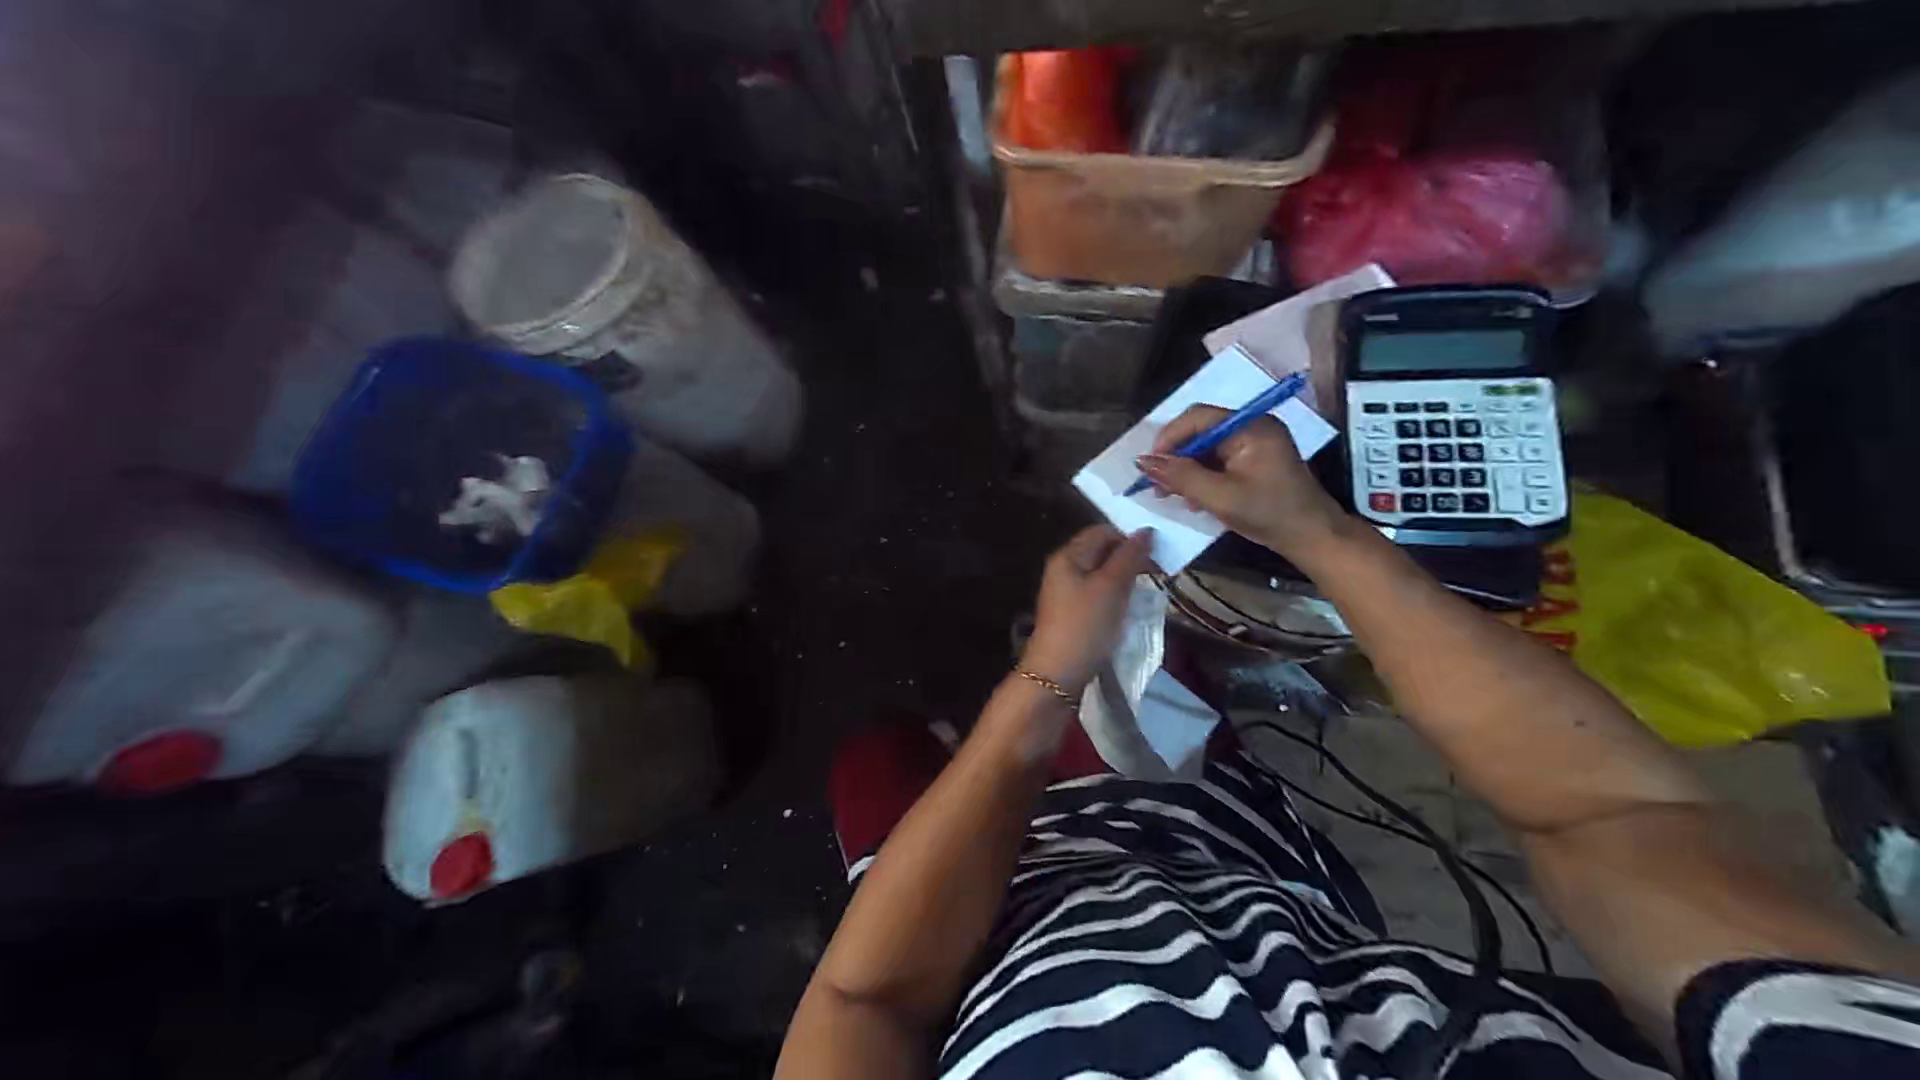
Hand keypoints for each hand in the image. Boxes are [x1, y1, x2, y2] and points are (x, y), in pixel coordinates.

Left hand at [1019, 525, 1153, 694]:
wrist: (1058, 674)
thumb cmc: (1085, 625)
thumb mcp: (1111, 587)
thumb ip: (1129, 557)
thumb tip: (1145, 531)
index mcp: (1067, 556)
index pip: (1102, 532)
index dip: (1129, 536)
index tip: (1157, 551)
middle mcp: (1064, 570)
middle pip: (1101, 552)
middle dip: (1129, 558)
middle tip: (1159, 571)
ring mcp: (1067, 593)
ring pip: (1102, 575)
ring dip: (1125, 578)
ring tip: (1148, 588)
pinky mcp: (1073, 614)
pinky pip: (1099, 594)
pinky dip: (1116, 595)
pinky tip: (1130, 605)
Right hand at [1136, 405, 1347, 560]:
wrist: (1312, 537)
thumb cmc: (1269, 514)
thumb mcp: (1220, 497)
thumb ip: (1181, 477)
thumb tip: (1143, 462)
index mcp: (1250, 427)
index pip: (1197, 418)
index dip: (1168, 439)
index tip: (1149, 467)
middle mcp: (1252, 427)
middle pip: (1199, 431)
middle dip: (1175, 457)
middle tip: (1157, 485)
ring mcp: (1254, 443)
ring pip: (1205, 447)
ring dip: (1185, 470)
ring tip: (1172, 495)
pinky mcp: (1253, 460)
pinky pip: (1217, 460)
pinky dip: (1200, 476)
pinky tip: (1193, 498)